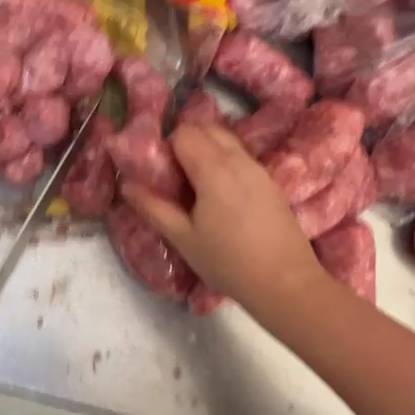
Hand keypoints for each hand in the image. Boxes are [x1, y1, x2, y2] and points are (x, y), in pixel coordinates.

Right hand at [123, 123, 325, 312]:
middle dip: (186, 142)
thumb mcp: (183, 238)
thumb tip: (126, 185)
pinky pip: (242, 158)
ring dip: (207, 152)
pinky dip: (226, 164)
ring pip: (227, 142)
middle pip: (207, 129)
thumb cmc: (229, 261)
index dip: (167, 146)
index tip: (160, 172)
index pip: (184, 133)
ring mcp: (260, 170)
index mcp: (214, 169)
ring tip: (197, 187)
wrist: (288, 284)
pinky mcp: (272, 183)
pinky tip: (222, 199)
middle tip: (175, 176)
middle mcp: (239, 160)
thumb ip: (153, 207)